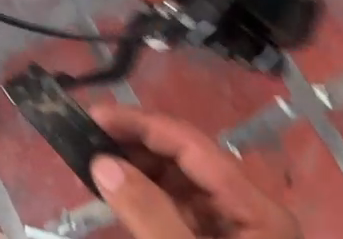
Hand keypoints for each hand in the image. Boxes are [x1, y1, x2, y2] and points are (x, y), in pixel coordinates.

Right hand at [87, 105, 298, 238]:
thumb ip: (149, 214)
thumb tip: (102, 161)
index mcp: (257, 210)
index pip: (192, 145)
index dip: (141, 124)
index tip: (93, 115)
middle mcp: (248, 211)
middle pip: (184, 159)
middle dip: (134, 144)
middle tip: (85, 136)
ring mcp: (232, 231)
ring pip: (176, 183)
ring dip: (135, 168)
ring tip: (93, 160)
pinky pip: (174, 209)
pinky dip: (143, 197)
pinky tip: (117, 191)